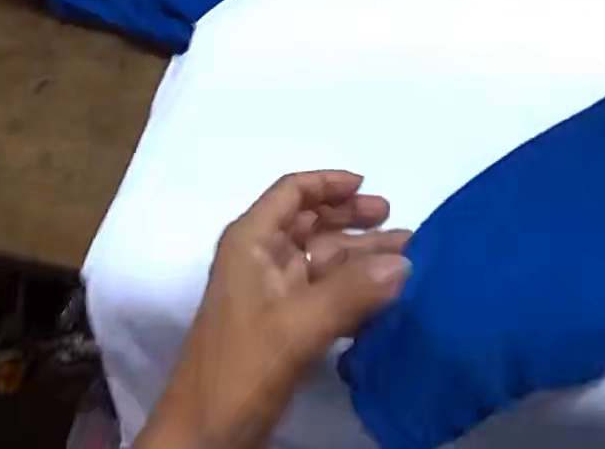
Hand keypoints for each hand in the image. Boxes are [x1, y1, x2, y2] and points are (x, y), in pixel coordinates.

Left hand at [137, 171, 410, 448]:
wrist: (200, 442)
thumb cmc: (240, 368)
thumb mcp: (297, 326)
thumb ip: (352, 291)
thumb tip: (404, 261)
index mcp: (252, 240)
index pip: (292, 192)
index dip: (328, 182)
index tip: (366, 185)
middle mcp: (261, 256)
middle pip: (311, 221)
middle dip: (351, 217)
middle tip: (394, 218)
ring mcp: (271, 291)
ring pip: (322, 257)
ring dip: (360, 255)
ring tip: (405, 254)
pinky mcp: (282, 323)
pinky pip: (324, 291)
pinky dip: (353, 289)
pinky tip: (384, 297)